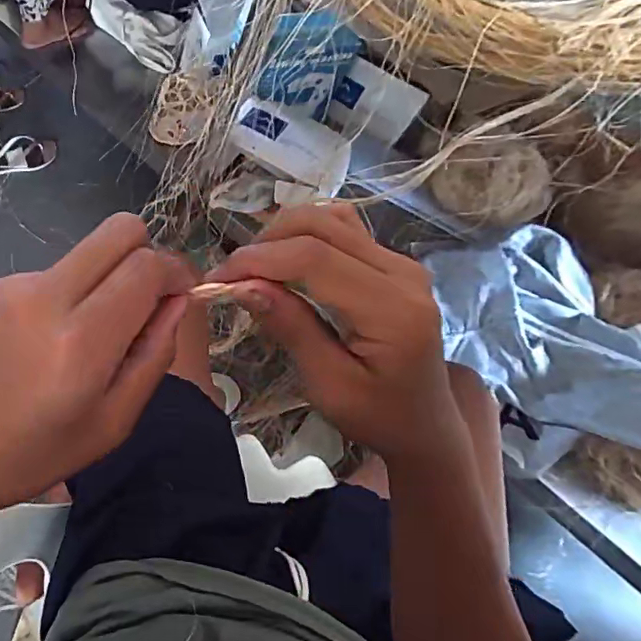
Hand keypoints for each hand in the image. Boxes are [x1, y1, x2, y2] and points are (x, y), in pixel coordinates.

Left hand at [0, 212, 192, 513]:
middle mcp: (47, 296)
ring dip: (108, 277)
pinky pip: (58, 271)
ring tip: (91, 337)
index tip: (180, 297)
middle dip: (148, 254)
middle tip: (145, 302)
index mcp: (80, 341)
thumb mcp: (110, 424)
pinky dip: (74, 292)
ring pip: (89, 250)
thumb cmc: (28, 455)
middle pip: (120, 230)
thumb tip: (177, 303)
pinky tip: (51, 340)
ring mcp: (17, 284)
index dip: (176, 273)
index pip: (146, 266)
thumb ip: (153, 356)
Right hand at [206, 203, 461, 465]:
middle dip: (263, 244)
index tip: (217, 280)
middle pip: (320, 226)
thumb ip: (290, 328)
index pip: (314, 258)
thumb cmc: (376, 415)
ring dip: (281, 235)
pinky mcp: (392, 261)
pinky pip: (340, 229)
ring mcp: (400, 262)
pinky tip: (283, 261)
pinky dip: (302, 235)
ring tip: (254, 269)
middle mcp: (402, 273)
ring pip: (328, 218)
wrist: (424, 422)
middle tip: (231, 277)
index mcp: (392, 309)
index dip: (258, 260)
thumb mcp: (328, 385)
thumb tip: (242, 286)